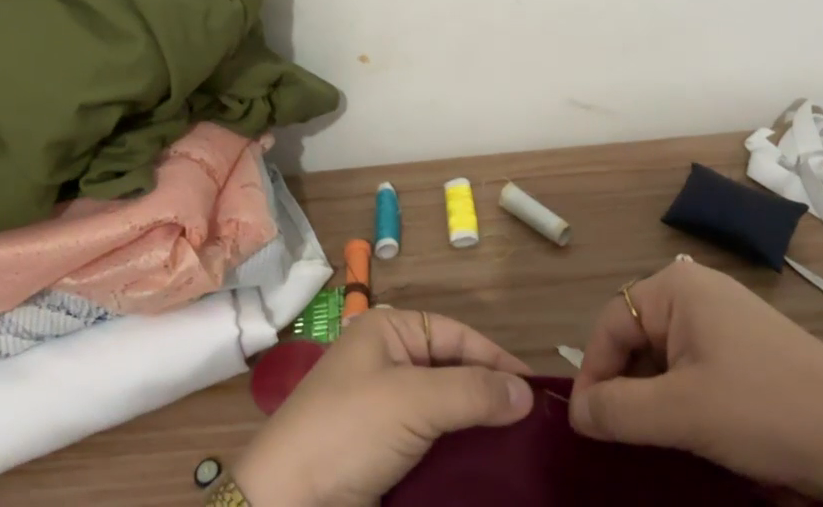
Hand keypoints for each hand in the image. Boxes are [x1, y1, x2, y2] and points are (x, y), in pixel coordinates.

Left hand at [231, 309, 533, 506]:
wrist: (287, 504)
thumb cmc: (349, 431)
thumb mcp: (413, 401)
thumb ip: (474, 392)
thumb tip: (527, 393)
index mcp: (385, 332)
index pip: (455, 335)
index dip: (496, 358)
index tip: (535, 390)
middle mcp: (384, 362)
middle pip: (452, 370)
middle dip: (489, 394)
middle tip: (532, 423)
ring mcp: (382, 409)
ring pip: (444, 410)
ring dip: (476, 427)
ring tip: (517, 447)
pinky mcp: (381, 451)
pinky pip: (430, 442)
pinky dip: (457, 452)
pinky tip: (483, 466)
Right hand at [569, 259, 822, 505]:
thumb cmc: (762, 412)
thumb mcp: (678, 413)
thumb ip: (615, 410)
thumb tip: (577, 413)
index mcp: (678, 287)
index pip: (609, 325)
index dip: (592, 376)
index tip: (587, 426)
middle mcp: (701, 292)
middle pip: (636, 337)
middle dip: (624, 386)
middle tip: (622, 437)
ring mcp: (731, 319)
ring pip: (666, 356)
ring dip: (653, 396)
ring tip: (658, 438)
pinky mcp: (753, 350)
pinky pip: (697, 366)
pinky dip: (683, 398)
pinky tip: (694, 431)